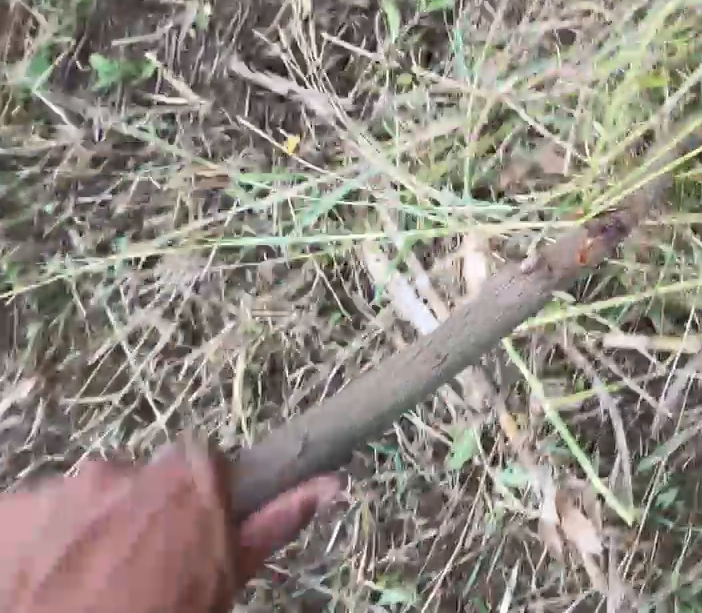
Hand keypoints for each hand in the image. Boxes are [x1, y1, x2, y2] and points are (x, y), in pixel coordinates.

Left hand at [0, 440, 341, 612]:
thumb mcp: (223, 578)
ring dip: (81, 527)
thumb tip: (330, 484)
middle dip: (136, 510)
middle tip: (132, 562)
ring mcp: (54, 493)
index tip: (190, 527)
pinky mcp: (2, 515)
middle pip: (138, 477)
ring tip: (76, 579)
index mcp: (187, 474)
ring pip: (80, 497)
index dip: (197, 493)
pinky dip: (30, 541)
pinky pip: (24, 515)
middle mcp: (124, 468)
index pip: (201, 460)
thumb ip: (273, 522)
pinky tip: (36, 579)